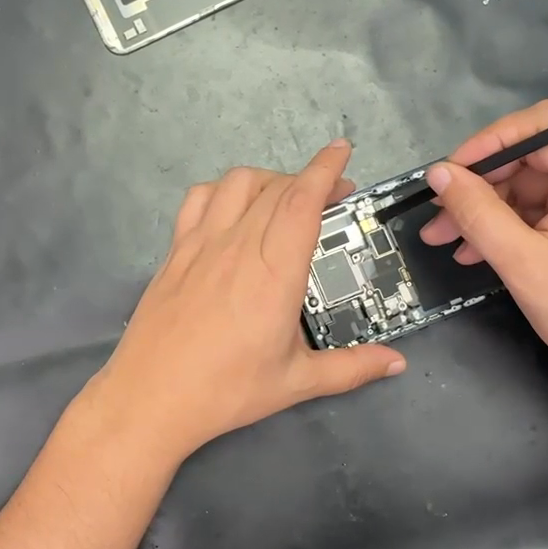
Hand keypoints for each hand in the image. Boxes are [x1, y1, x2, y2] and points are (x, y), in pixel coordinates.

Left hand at [80, 140, 406, 463]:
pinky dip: (221, 190)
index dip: (325, 169)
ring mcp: (200, 243)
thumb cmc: (227, 390)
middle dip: (308, 178)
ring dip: (267, 179)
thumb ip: (351, 368)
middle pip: (276, 187)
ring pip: (235, 184)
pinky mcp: (175, 251)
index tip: (342, 152)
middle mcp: (238, 245)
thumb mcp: (296, 383)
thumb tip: (397, 363)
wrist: (151, 396)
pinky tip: (230, 207)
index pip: (303, 201)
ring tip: (283, 197)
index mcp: (275, 271)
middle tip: (331, 193)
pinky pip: (198, 200)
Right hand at [417, 101, 547, 400]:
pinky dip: (524, 221)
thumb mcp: (526, 267)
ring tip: (451, 242)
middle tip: (438, 222)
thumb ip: (478, 213)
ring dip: (496, 209)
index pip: (542, 125)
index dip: (486, 143)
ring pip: (544, 181)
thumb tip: (437, 173)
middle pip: (539, 155)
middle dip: (483, 186)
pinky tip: (488, 249)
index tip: (446, 178)